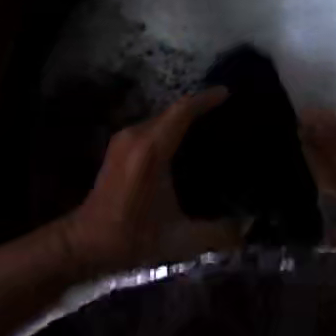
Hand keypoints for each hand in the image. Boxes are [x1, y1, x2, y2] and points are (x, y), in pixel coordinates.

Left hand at [56, 89, 241, 275]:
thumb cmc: (132, 237)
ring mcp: (124, 138)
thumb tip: (249, 228)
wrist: (86, 242)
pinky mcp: (118, 145)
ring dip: (182, 117)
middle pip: (171, 111)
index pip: (182, 111)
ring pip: (160, 118)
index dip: (205, 99)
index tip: (226, 92)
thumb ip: (218, 234)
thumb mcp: (180, 240)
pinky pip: (150, 126)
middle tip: (225, 113)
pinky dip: (168, 127)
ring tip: (208, 125)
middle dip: (197, 107)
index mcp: (151, 149)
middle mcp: (136, 135)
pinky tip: (181, 142)